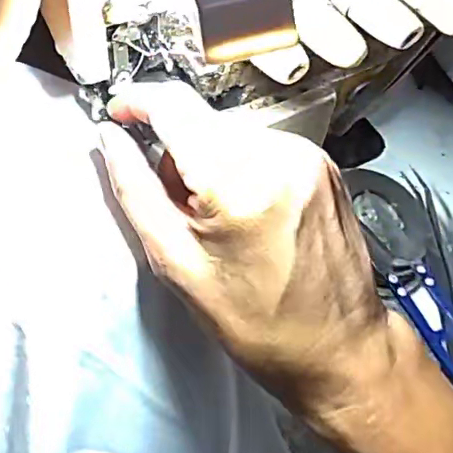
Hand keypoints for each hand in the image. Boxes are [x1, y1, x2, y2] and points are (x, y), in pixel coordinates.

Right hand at [96, 81, 397, 423]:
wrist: (341, 351)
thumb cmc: (263, 322)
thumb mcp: (174, 260)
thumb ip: (133, 187)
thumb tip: (111, 138)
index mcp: (238, 186)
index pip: (171, 107)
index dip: (135, 102)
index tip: (119, 110)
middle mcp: (277, 160)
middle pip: (194, 114)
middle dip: (170, 142)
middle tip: (175, 197)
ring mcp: (303, 157)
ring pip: (219, 123)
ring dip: (201, 150)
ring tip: (213, 208)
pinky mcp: (317, 159)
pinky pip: (251, 135)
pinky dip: (232, 157)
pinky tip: (242, 202)